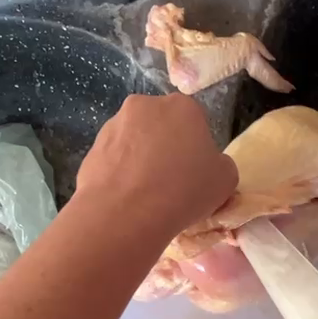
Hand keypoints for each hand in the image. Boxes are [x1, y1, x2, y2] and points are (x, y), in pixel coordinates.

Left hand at [75, 94, 237, 239]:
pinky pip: (113, 159)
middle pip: (161, 126)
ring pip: (134, 141)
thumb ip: (220, 164)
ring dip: (140, 159)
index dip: (196, 149)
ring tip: (144, 194)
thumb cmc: (183, 190)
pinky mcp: (92, 147)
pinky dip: (119, 173)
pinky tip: (125, 198)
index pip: (194, 122)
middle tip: (170, 182)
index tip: (193, 173)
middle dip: (164, 148)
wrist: (124, 213)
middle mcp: (145, 105)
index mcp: (182, 106)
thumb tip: (207, 165)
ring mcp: (113, 124)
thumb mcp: (225, 180)